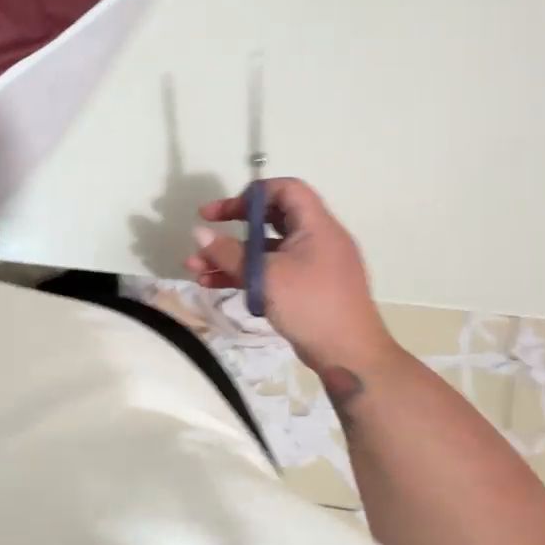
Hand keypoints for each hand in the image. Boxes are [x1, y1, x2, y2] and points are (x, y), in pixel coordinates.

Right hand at [188, 178, 400, 376]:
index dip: (252, 194)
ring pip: (263, 248)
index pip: (287, 190)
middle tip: (203, 231)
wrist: (349, 354)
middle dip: (231, 225)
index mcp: (317, 227)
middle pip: (270, 217)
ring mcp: (310, 264)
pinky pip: (268, 270)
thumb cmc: (310, 305)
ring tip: (195, 266)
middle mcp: (316, 239)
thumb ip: (228, 253)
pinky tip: (211, 283)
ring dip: (229, 254)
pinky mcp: (303, 286)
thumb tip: (198, 232)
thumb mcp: (263, 276)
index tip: (222, 212)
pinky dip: (241, 272)